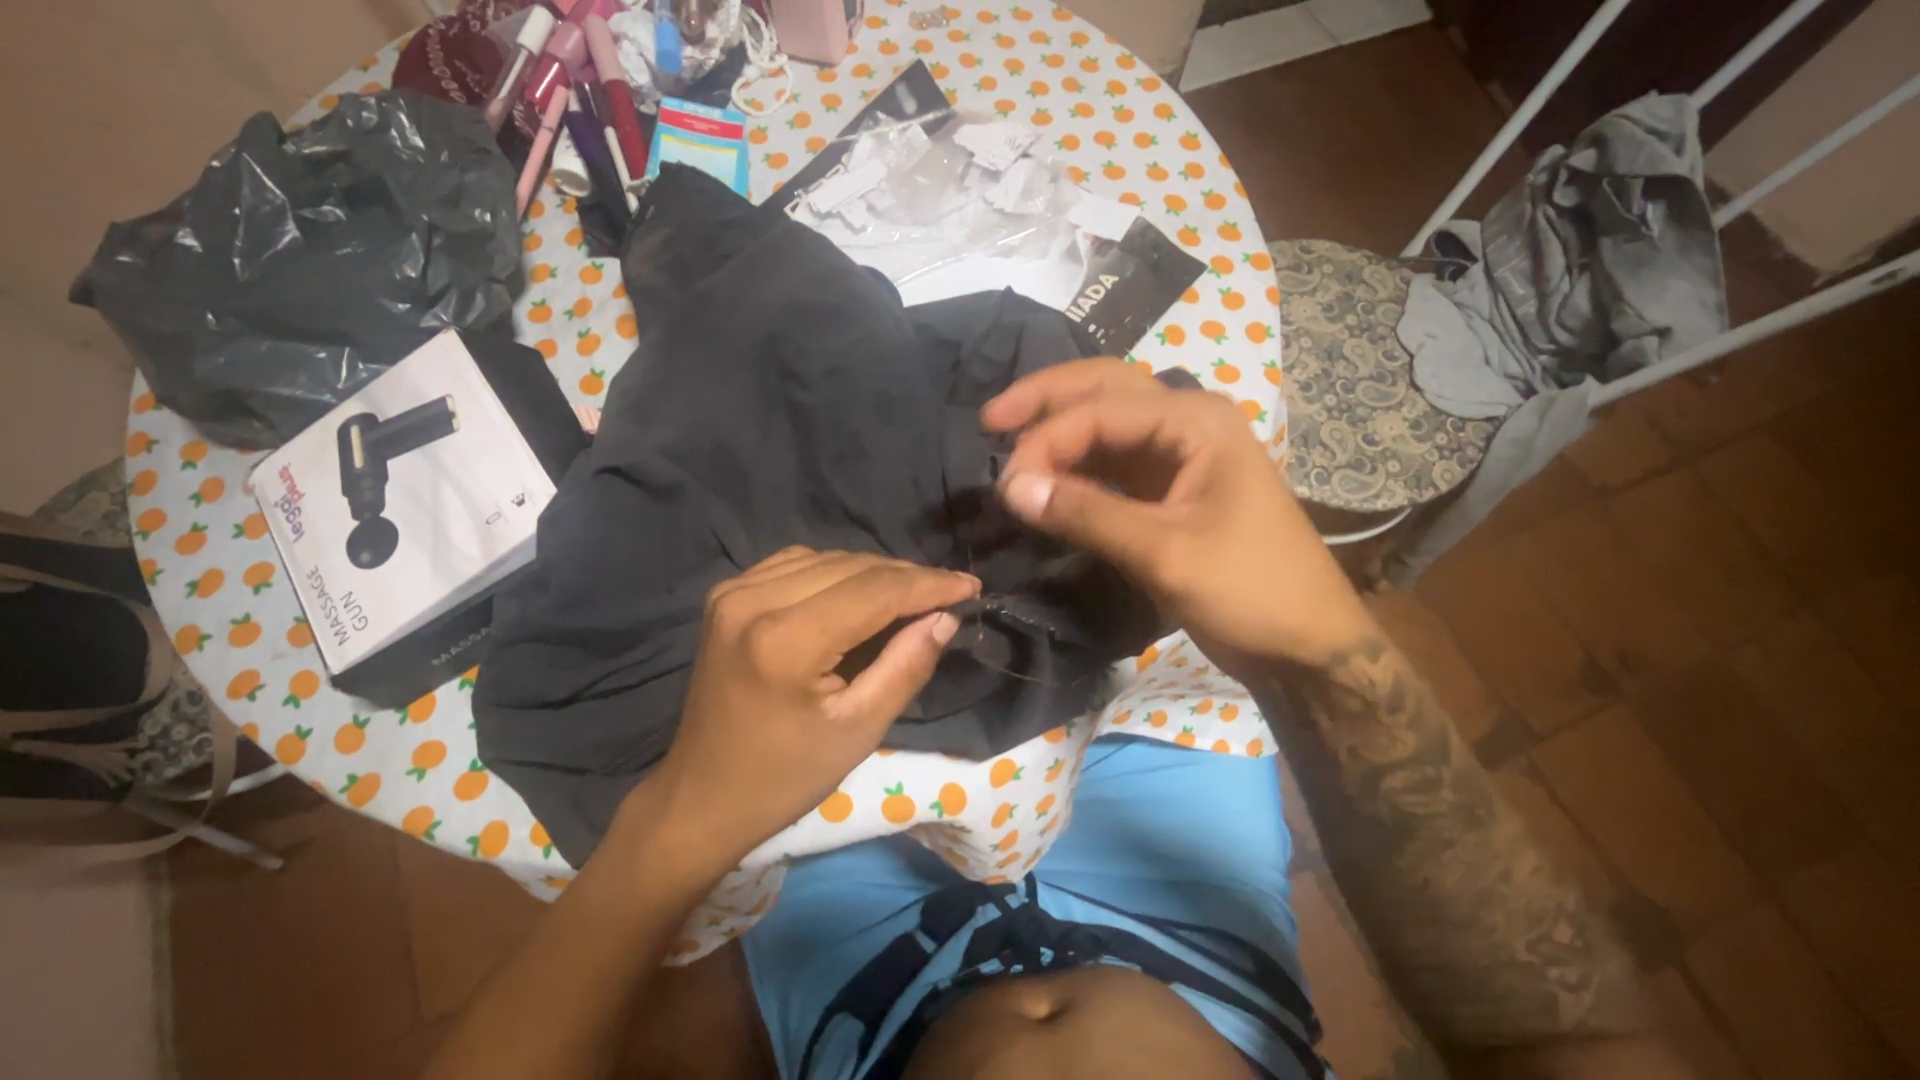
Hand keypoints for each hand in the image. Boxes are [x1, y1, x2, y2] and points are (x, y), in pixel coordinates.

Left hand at [639, 548, 979, 877]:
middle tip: (950, 594)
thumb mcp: (860, 729)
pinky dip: (836, 572)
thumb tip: (945, 616)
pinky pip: (797, 565)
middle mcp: (754, 600)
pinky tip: (860, 592)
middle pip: (852, 567)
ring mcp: (734, 592)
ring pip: (826, 559)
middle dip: (907, 577)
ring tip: (914, 595)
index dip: (929, 584)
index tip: (972, 586)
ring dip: (874, 573)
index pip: (875, 591)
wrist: (704, 795)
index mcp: (786, 640)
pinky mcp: (726, 595)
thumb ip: (906, 666)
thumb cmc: (787, 775)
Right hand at [981, 360, 1376, 676]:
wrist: (1305, 645)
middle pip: (1105, 390)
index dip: (1046, 439)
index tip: (1006, 483)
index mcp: (1196, 421)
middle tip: (989, 421)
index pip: (1102, 409)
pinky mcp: (1172, 489)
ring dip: (1059, 432)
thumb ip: (1086, 514)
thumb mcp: (1164, 552)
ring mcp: (1181, 455)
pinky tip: (1045, 480)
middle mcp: (1188, 423)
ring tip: (1008, 448)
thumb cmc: (1249, 590)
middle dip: (1046, 401)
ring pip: (1107, 423)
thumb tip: (1010, 487)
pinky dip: (1077, 468)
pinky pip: (1114, 464)